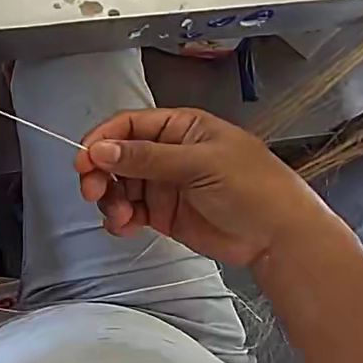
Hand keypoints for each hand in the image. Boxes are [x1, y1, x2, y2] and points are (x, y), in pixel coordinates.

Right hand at [75, 107, 345, 266]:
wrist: (277, 236)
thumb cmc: (254, 187)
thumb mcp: (200, 165)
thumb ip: (148, 158)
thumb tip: (103, 149)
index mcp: (181, 128)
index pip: (130, 126)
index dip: (102, 140)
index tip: (84, 160)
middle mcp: (170, 154)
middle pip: (118, 157)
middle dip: (101, 173)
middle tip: (93, 191)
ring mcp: (166, 185)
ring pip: (121, 186)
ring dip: (111, 199)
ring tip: (119, 215)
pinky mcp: (164, 214)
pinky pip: (131, 211)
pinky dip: (120, 218)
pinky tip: (124, 225)